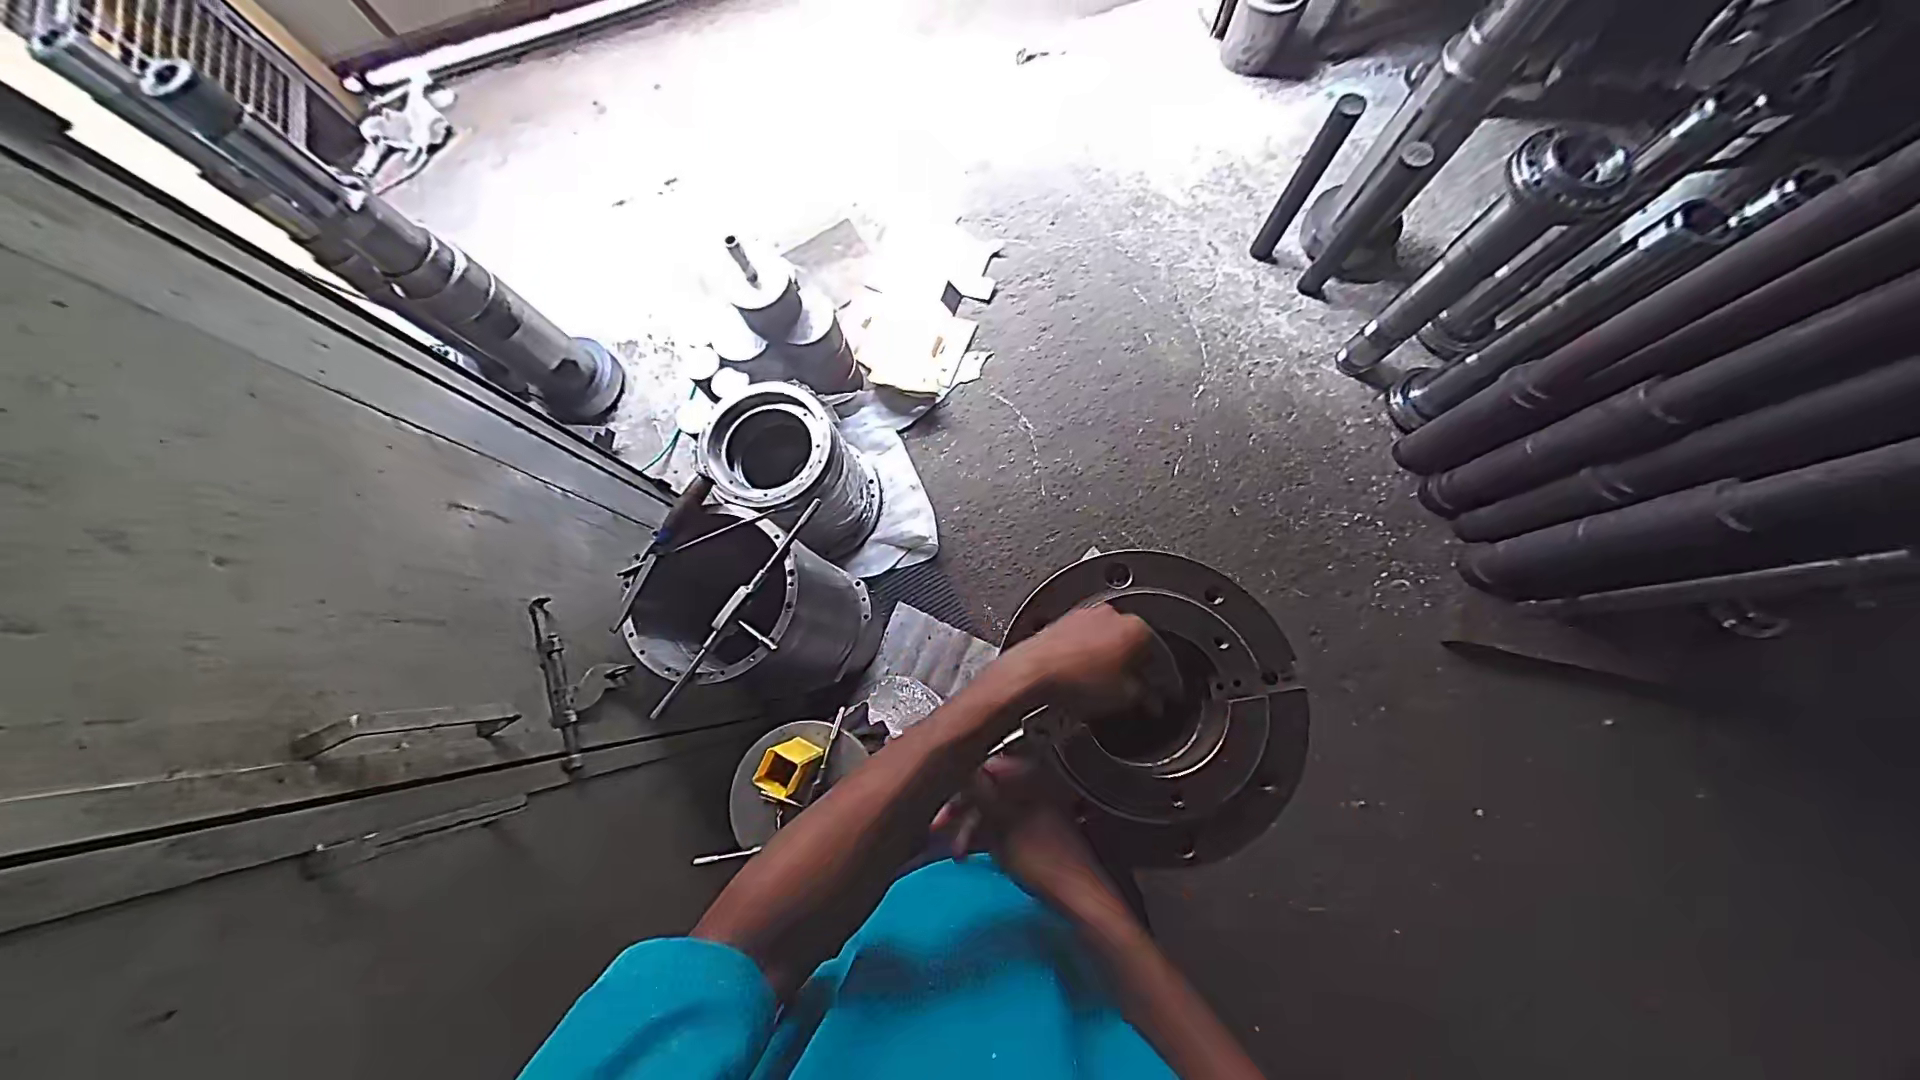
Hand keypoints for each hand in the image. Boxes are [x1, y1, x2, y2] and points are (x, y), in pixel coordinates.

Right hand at [931, 754, 1132, 920]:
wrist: (1081, 900)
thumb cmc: (1043, 861)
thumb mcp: (1003, 826)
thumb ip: (982, 794)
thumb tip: (965, 766)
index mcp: (1031, 777)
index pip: (987, 765)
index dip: (960, 782)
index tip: (941, 800)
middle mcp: (1035, 786)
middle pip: (989, 787)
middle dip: (963, 808)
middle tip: (939, 827)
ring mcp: (1038, 808)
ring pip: (995, 808)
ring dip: (972, 826)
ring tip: (958, 852)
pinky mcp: (1037, 830)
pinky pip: (1005, 823)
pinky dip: (988, 835)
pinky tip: (977, 854)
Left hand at [997, 603, 1157, 720]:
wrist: (1030, 674)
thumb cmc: (1070, 681)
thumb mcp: (1123, 697)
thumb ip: (1146, 694)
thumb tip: (1149, 696)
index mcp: (1135, 627)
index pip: (1162, 656)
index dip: (1167, 681)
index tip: (1168, 694)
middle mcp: (1111, 615)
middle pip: (1136, 645)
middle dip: (1140, 669)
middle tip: (1143, 694)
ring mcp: (1085, 616)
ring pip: (1110, 641)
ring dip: (1115, 662)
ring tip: (1112, 688)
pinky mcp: (1064, 622)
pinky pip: (1088, 640)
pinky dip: (1093, 657)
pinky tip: (1088, 676)